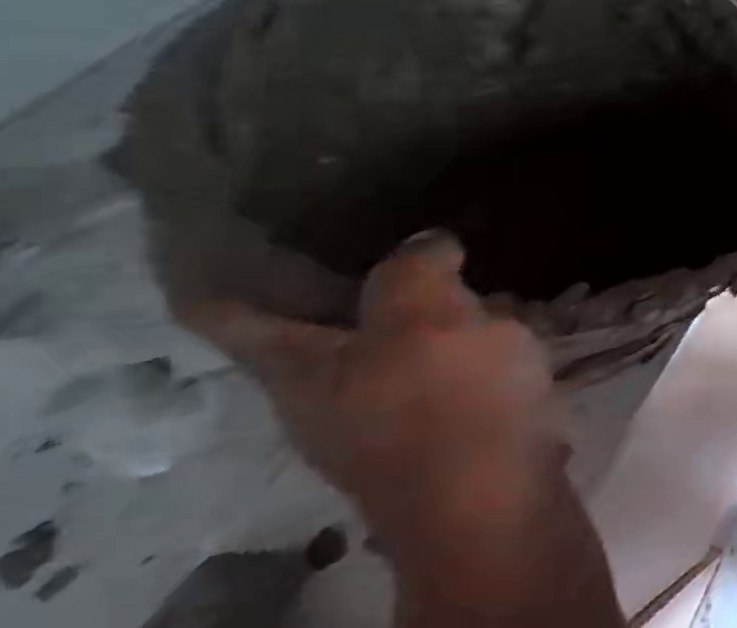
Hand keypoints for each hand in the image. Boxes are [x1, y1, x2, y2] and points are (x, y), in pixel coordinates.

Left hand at [187, 230, 560, 543]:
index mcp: (301, 368)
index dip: (222, 264)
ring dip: (437, 307)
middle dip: (362, 276)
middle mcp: (329, 395)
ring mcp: (385, 418)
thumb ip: (412, 268)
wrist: (500, 510)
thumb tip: (425, 245)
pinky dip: (473, 340)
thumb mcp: (425, 317)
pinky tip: (514, 324)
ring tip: (478, 274)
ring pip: (398, 341)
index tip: (227, 225)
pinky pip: (447, 367)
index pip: (230, 312)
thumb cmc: (449, 408)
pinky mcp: (440, 431)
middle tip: (397, 236)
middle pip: (324, 321)